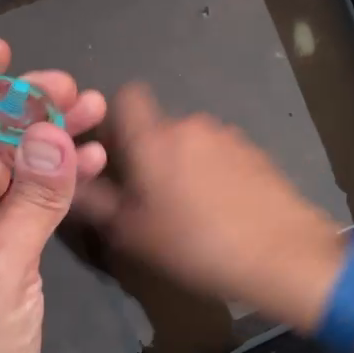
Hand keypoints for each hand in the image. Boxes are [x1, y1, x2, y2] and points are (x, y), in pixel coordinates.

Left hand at [0, 39, 107, 352]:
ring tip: (91, 112)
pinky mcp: (5, 251)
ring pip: (8, 163)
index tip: (1, 51)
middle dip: (16, 103)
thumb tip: (57, 134)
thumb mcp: (3, 269)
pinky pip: (30, 199)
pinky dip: (57, 177)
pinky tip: (91, 161)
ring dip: (44, 136)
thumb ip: (33, 200)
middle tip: (68, 87)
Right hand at [74, 83, 342, 331]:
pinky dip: (210, 172)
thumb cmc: (196, 245)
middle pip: (155, 125)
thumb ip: (94, 202)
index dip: (114, 119)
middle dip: (146, 153)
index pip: (125, 97)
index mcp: (152, 138)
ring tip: (186, 209)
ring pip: (187, 141)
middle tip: (145, 197)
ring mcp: (226, 135)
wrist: (284, 255)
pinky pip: (217, 153)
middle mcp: (188, 124)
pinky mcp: (254, 151)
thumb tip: (69, 182)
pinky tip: (219, 210)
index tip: (111, 154)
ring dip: (179, 163)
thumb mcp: (132, 233)